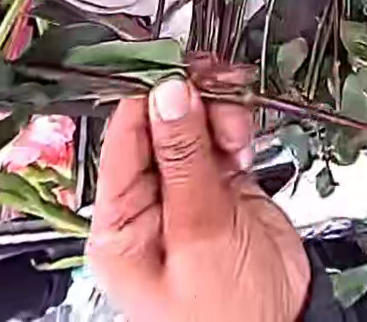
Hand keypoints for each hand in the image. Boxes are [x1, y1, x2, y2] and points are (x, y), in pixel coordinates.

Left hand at [85, 79, 308, 321]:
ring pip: (195, 119)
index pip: (125, 135)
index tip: (183, 69)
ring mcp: (187, 186)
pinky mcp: (221, 178)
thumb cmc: (226, 311)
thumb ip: (185, 158)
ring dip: (219, 112)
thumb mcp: (200, 233)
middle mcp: (149, 198)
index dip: (152, 96)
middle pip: (162, 120)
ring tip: (238, 134)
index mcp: (122, 220)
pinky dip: (236, 126)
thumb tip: (169, 91)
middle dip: (194, 100)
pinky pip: (222, 132)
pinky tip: (244, 144)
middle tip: (222, 90)